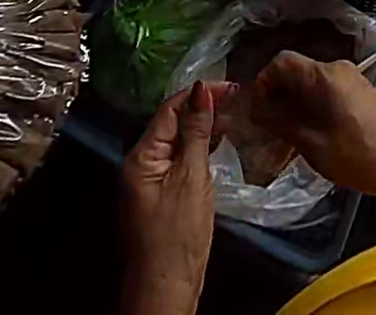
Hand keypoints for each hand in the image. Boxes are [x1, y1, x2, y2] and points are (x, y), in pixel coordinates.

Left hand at [119, 82, 233, 314]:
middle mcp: (140, 161)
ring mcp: (149, 178)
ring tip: (232, 112)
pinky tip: (217, 140)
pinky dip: (198, 145)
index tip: (229, 85)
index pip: (170, 109)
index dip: (198, 93)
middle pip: (172, 121)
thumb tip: (202, 89)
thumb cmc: (179, 234)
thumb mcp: (192, 178)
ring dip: (202, 124)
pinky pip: (179, 156)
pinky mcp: (161, 192)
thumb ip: (197, 132)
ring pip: (177, 138)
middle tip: (235, 96)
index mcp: (141, 155)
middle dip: (201, 105)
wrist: (166, 290)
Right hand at [247, 51, 375, 201]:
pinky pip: (324, 92)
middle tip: (265, 129)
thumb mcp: (314, 144)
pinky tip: (307, 137)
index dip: (263, 81)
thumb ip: (282, 123)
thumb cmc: (360, 155)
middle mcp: (336, 68)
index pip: (282, 60)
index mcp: (324, 74)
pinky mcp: (357, 93)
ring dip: (293, 106)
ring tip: (283, 139)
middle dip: (276, 97)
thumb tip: (255, 110)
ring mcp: (349, 79)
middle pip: (295, 72)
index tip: (256, 110)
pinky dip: (310, 109)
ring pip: (309, 84)